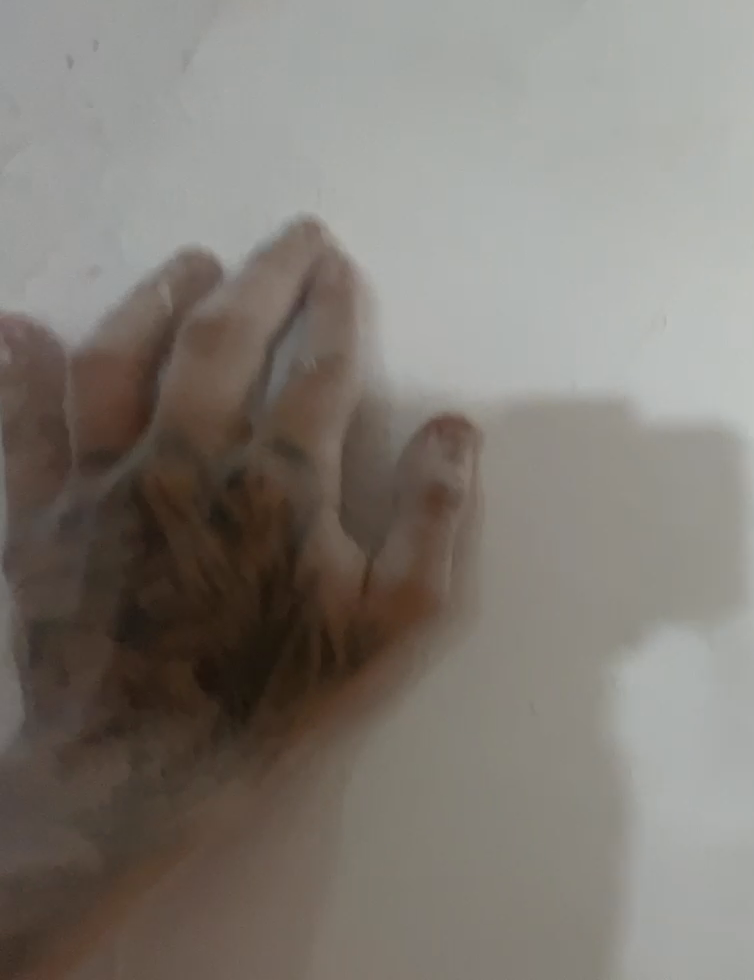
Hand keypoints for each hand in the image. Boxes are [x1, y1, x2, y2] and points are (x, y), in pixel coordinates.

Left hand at [0, 218, 478, 976]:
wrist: (145, 769)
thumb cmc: (295, 682)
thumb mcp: (406, 610)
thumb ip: (437, 512)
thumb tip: (458, 426)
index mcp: (280, 484)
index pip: (313, 369)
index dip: (333, 310)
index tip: (341, 266)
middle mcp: (186, 465)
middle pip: (222, 343)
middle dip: (263, 278)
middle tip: (290, 234)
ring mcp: (100, 489)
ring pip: (117, 365)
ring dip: (158, 301)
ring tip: (193, 260)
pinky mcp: (40, 523)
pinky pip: (15, 430)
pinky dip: (12, 372)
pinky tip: (18, 326)